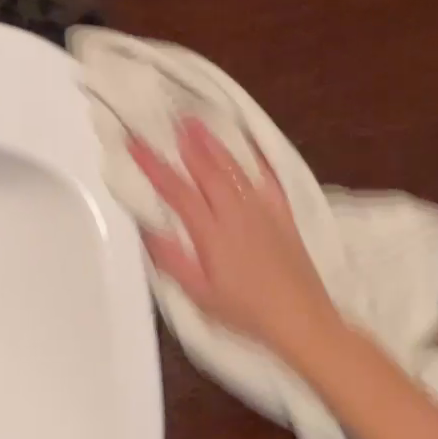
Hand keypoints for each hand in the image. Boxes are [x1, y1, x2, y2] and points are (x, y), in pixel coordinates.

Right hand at [129, 118, 344, 357]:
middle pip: (207, 170)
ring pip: (234, 169)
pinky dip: (256, 160)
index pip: (176, 191)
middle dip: (187, 143)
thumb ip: (172, 259)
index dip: (153, 165)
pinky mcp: (283, 215)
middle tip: (171, 118)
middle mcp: (237, 214)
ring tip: (200, 123)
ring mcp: (263, 211)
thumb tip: (148, 229)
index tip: (135, 144)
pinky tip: (249, 148)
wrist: (302, 320)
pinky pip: (268, 180)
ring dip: (215, 144)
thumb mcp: (199, 293)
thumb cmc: (246, 311)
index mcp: (211, 232)